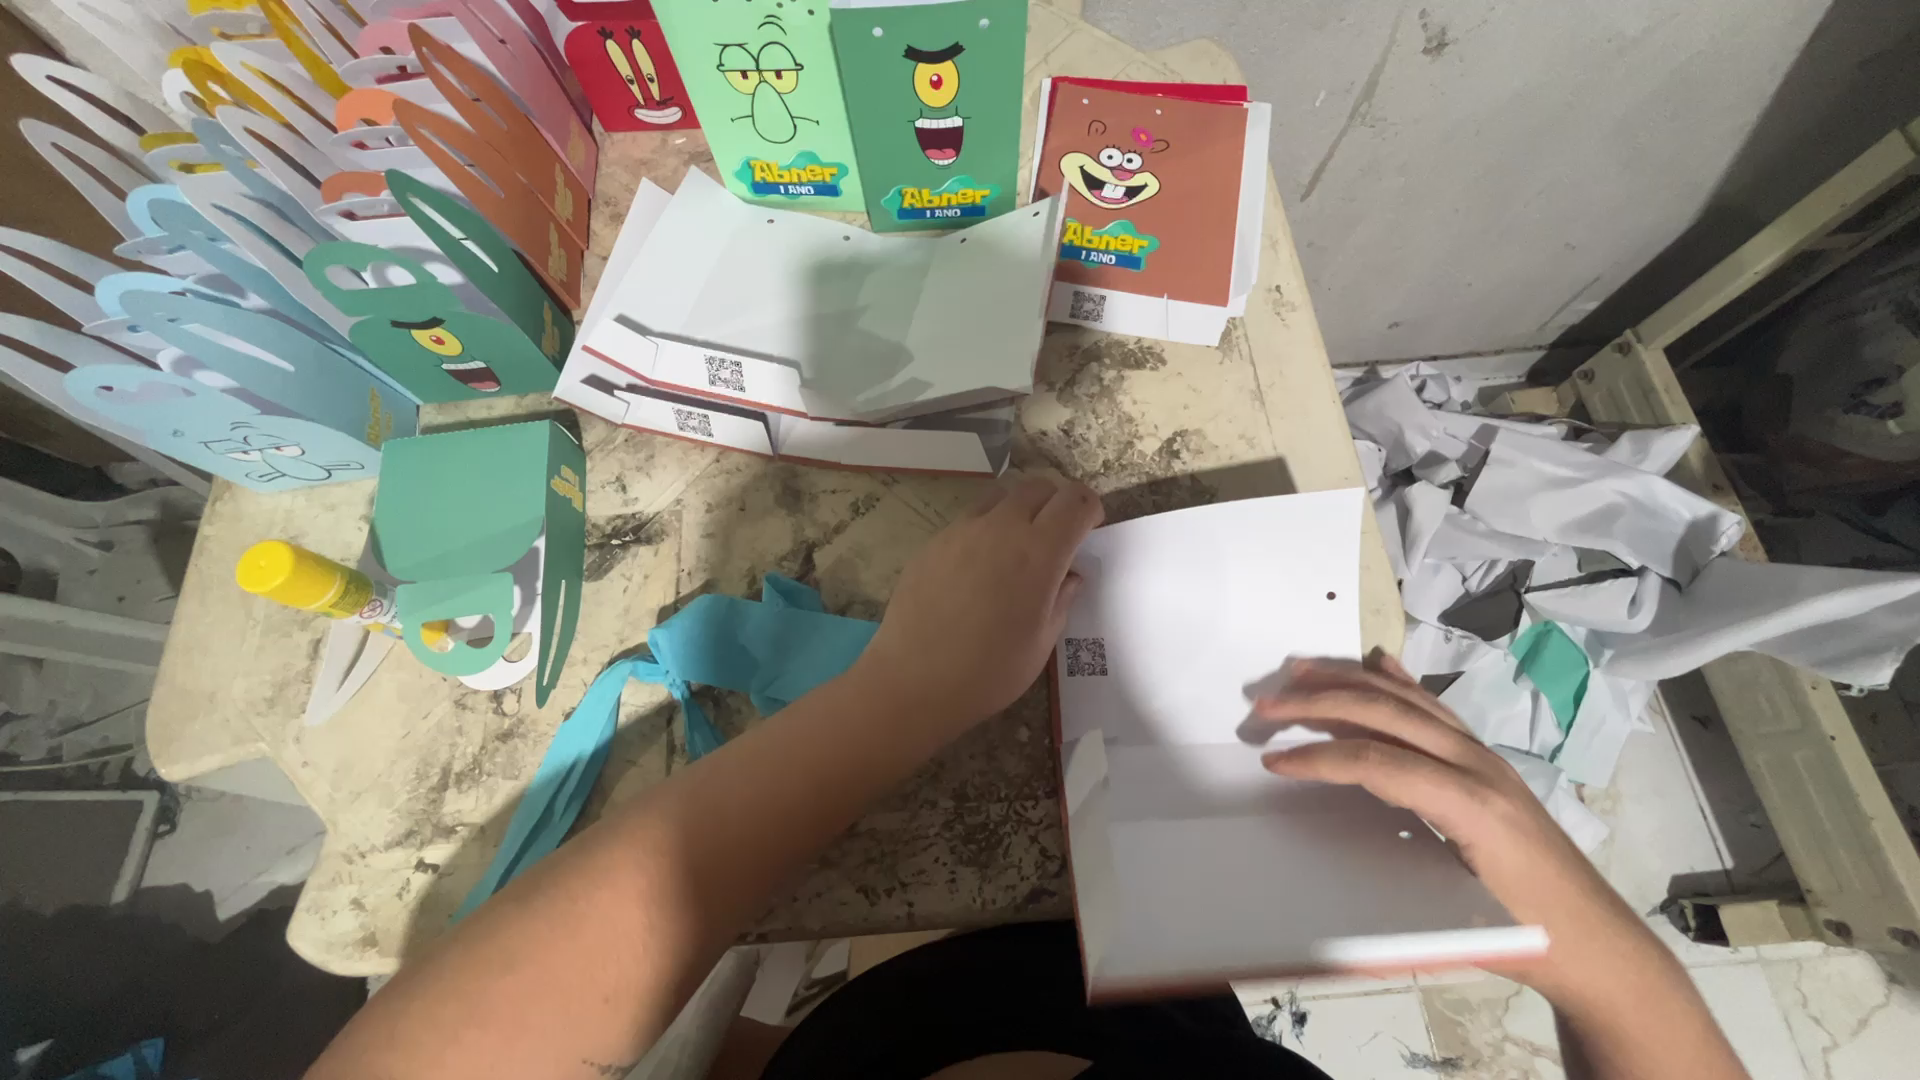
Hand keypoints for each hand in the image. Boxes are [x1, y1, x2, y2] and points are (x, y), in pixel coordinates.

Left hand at [853, 475, 1102, 734]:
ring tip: (1015, 549)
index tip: (1088, 532)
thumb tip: (1068, 575)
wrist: (913, 680)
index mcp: (1038, 552)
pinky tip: (977, 570)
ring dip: (1019, 511)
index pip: (1075, 501)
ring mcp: (961, 531)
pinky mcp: (933, 542)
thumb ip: (1061, 599)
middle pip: (1038, 486)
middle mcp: (1000, 528)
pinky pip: (969, 520)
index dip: (1090, 510)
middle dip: (1056, 503)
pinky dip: (986, 530)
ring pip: (1001, 496)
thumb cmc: (989, 671)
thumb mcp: (1042, 642)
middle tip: (1056, 538)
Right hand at [1248, 653, 1654, 993]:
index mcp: (1473, 805)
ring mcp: (1485, 758)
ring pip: (1409, 700)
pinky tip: (1378, 661)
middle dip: (1320, 702)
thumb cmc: (1529, 941)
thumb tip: (1326, 869)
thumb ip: (1395, 889)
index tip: (1271, 761)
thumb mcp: (1461, 921)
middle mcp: (1479, 767)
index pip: (1377, 762)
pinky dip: (1399, 680)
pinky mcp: (1485, 761)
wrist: (1603, 948)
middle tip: (1267, 705)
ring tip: (1300, 672)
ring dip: (1350, 681)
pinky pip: (1434, 707)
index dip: (1317, 758)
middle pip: (1387, 713)